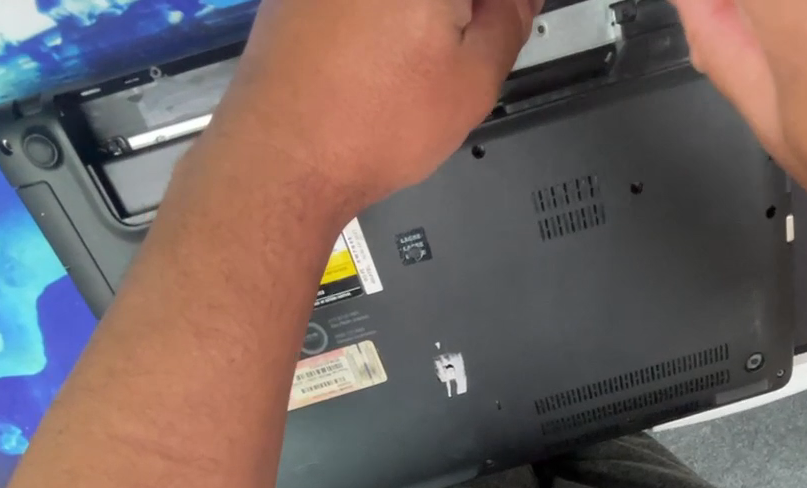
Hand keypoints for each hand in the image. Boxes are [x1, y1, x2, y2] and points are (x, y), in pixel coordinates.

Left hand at [207, 0, 541, 215]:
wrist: (287, 154)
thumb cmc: (367, 127)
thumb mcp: (472, 85)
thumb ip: (508, 26)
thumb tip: (519, 1)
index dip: (503, 10)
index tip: (511, 21)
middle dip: (465, 14)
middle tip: (469, 47)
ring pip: (400, 3)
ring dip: (422, 23)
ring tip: (418, 66)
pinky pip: (362, 6)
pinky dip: (381, 23)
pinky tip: (382, 63)